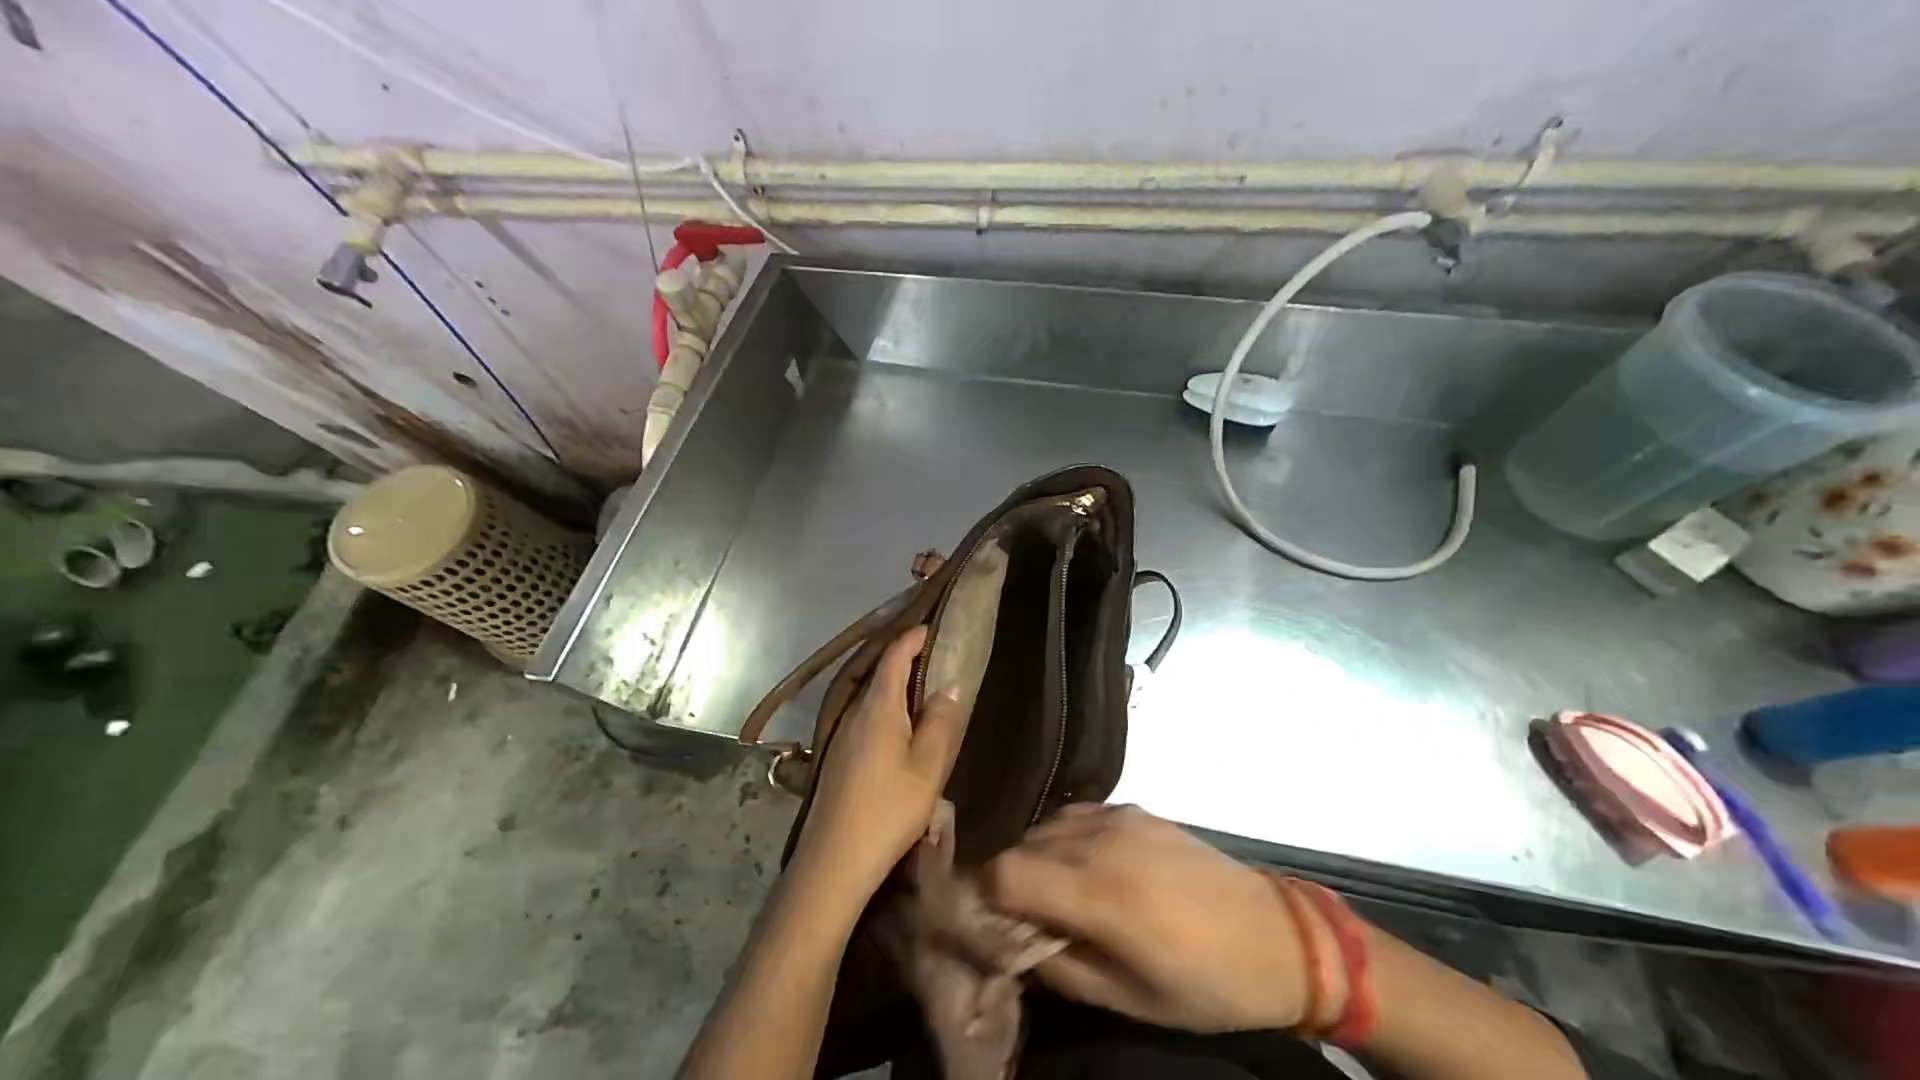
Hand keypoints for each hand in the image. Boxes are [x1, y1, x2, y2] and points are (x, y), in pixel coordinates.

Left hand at [793, 625, 966, 902]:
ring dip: (893, 685)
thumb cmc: (888, 809)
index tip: (933, 628)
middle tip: (934, 655)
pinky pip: (863, 716)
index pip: (893, 656)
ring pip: (870, 696)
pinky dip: (884, 707)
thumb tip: (950, 685)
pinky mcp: (837, 756)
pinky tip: (898, 728)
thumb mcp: (928, 767)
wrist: (833, 861)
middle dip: (904, 658)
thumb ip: (941, 722)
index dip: (912, 638)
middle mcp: (854, 712)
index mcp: (877, 707)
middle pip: (878, 672)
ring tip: (922, 688)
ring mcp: (841, 735)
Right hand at [984, 804, 1310, 1032]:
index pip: (1005, 873)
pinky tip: (1085, 866)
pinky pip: (1074, 815)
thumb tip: (1015, 946)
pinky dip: (1063, 839)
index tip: (993, 925)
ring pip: (1043, 827)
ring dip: (1036, 859)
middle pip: (1018, 846)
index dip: (986, 899)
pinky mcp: (1134, 808)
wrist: (1279, 938)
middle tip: (1025, 918)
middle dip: (1009, 882)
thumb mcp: (1132, 1000)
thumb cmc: (1208, 984)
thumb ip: (1062, 970)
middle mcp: (1100, 841)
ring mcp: (1118, 818)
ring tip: (1058, 894)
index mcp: (1099, 893)